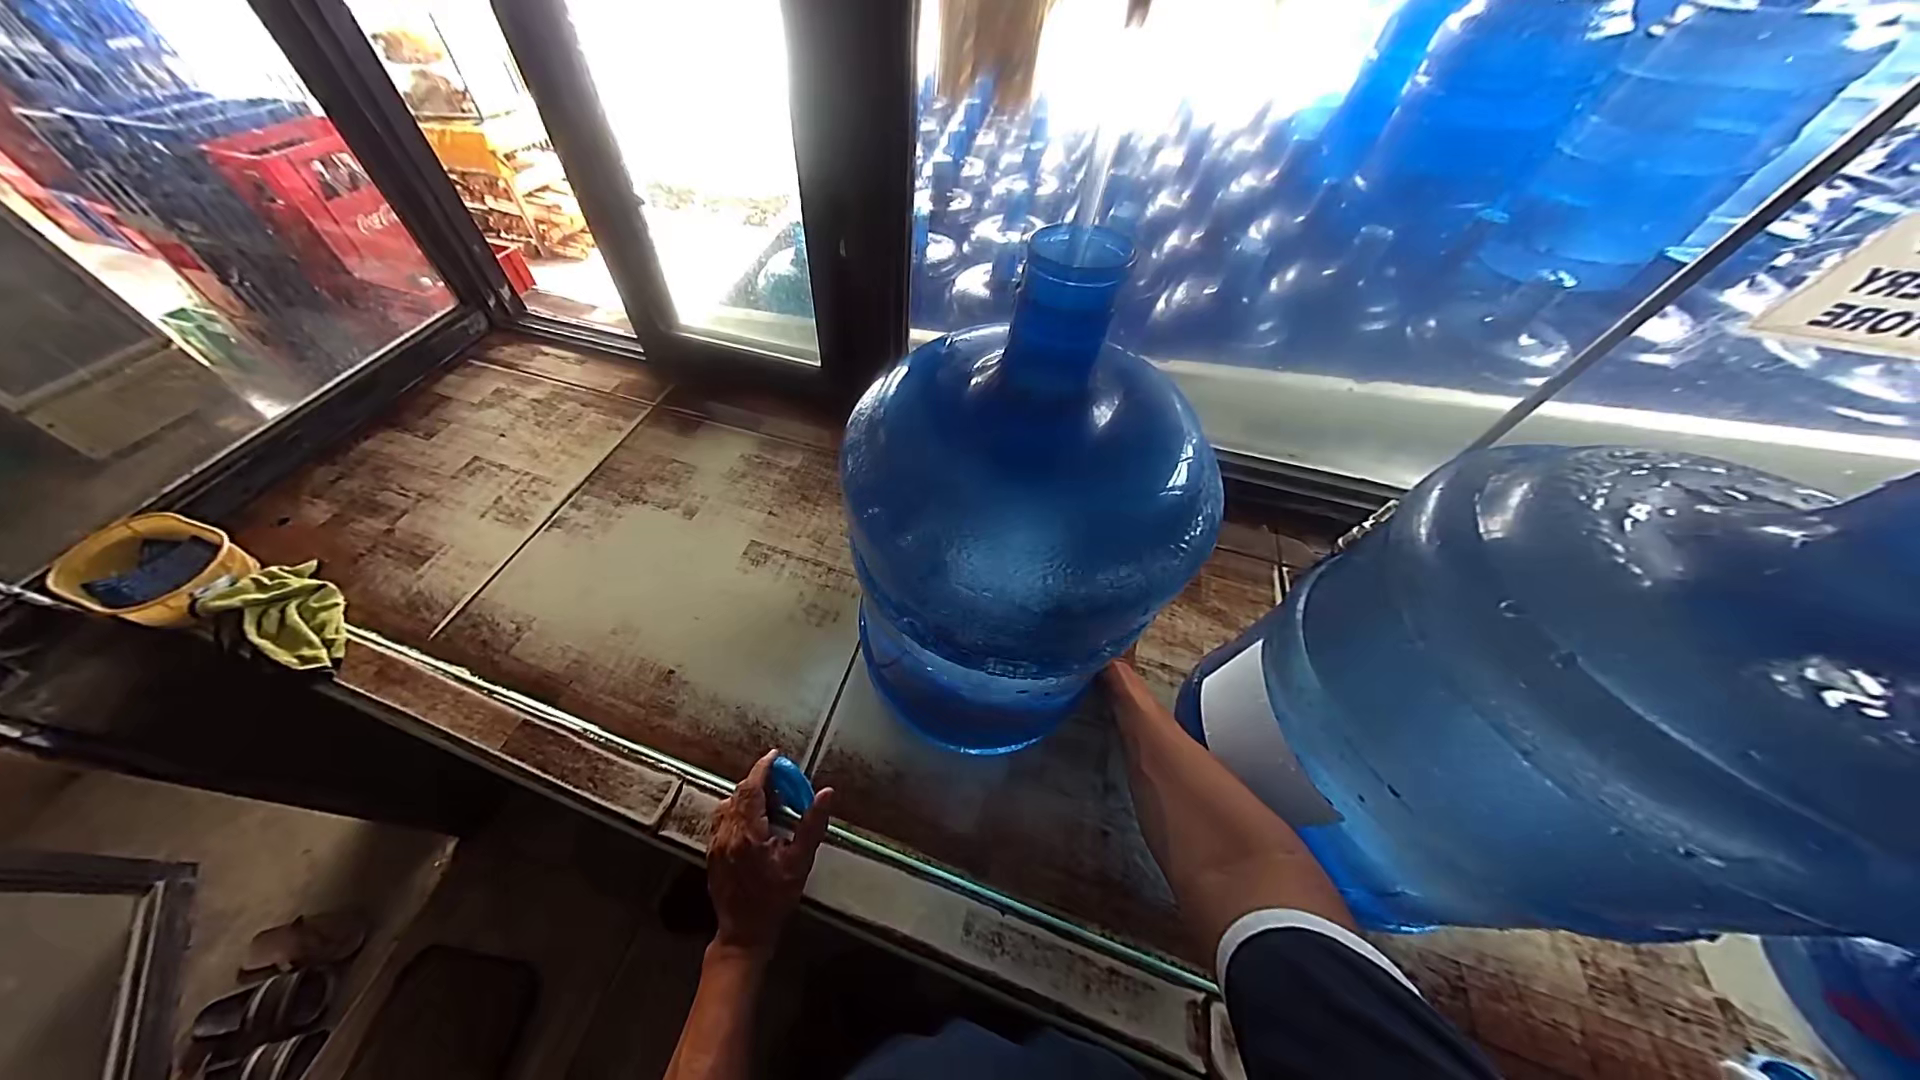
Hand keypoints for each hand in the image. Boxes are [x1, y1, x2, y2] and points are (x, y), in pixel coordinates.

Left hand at [707, 749, 835, 952]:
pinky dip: (740, 809)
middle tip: (783, 780)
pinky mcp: (712, 852)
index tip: (776, 756)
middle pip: (739, 794)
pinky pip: (724, 819)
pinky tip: (757, 819)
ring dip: (749, 795)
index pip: (751, 789)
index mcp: (747, 835)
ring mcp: (715, 844)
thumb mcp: (800, 862)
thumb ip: (812, 824)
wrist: (744, 934)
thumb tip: (826, 793)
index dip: (763, 768)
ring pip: (729, 805)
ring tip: (773, 800)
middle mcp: (726, 835)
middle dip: (760, 781)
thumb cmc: (775, 899)